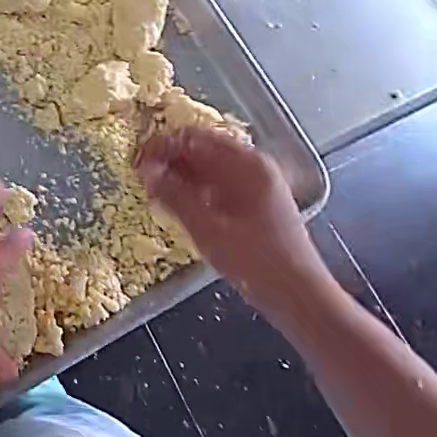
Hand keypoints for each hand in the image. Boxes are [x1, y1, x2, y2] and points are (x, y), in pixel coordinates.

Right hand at [134, 128, 333, 315]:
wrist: (299, 297)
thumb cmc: (256, 260)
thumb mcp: (207, 226)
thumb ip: (173, 194)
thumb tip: (145, 170)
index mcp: (247, 164)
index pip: (195, 138)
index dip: (161, 145)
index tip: (136, 161)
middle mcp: (253, 168)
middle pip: (201, 150)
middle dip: (167, 159)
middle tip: (140, 176)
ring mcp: (253, 186)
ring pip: (205, 168)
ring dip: (176, 175)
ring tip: (151, 191)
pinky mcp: (251, 204)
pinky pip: (213, 185)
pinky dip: (191, 189)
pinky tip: (173, 204)